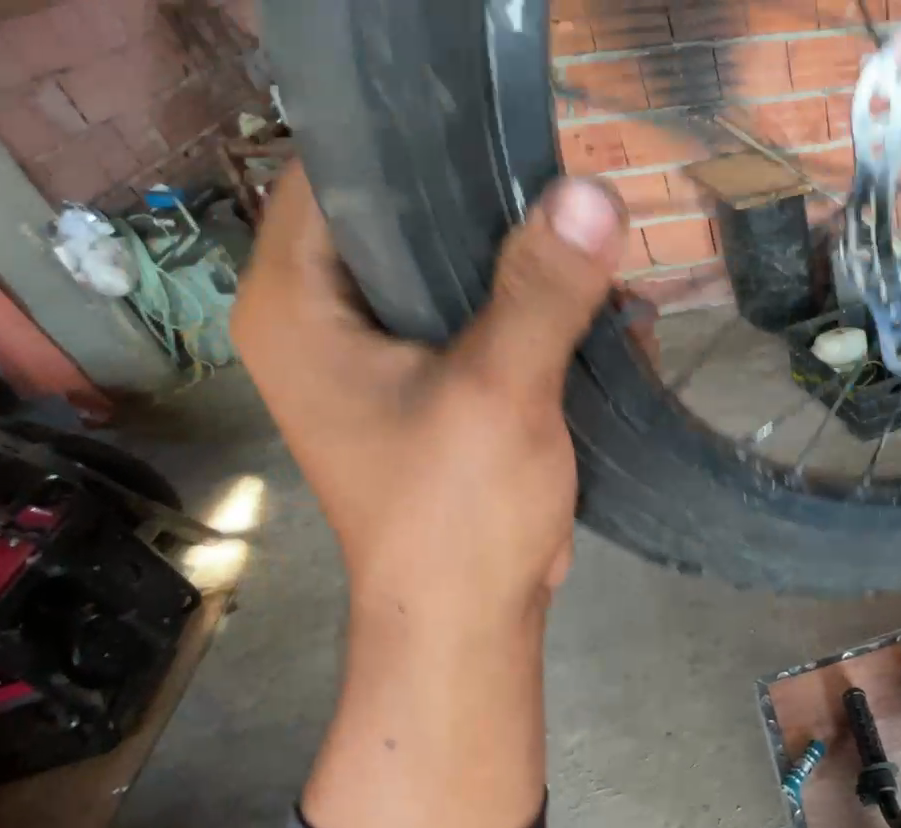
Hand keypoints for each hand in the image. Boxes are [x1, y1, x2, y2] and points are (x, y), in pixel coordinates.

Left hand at [233, 166, 624, 827]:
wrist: (470, 619)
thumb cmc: (457, 512)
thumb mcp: (499, 393)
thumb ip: (542, 293)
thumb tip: (596, 194)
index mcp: (298, 303)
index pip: (345, 175)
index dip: (424, 144)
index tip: (514, 135)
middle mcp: (328, 320)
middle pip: (409, 222)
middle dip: (498, 213)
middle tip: (576, 200)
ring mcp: (385, 359)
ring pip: (456, 274)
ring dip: (530, 268)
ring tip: (603, 261)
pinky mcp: (436, 390)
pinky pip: (484, 323)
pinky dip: (539, 315)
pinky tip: (599, 317)